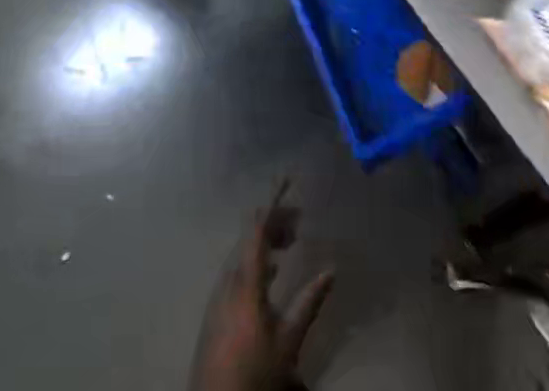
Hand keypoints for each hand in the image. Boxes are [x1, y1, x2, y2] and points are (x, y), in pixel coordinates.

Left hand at [190, 181, 334, 390]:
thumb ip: (309, 302)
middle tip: (299, 218)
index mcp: (245, 281)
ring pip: (243, 253)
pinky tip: (271, 270)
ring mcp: (219, 295)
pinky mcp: (217, 309)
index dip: (272, 203)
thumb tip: (331, 269)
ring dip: (266, 241)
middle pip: (249, 237)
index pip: (258, 230)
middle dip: (274, 221)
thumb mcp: (289, 340)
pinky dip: (257, 258)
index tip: (286, 180)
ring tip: (290, 239)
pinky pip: (238, 268)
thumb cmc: (255, 369)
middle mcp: (228, 281)